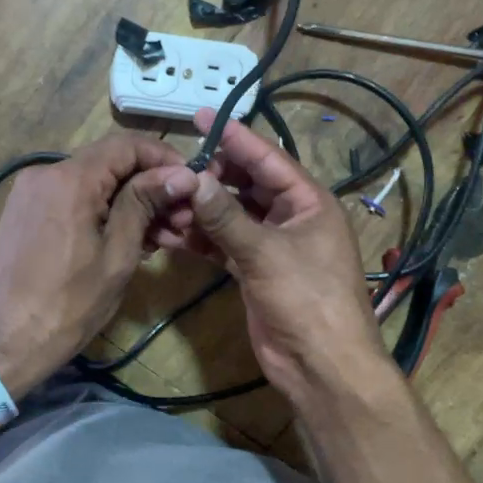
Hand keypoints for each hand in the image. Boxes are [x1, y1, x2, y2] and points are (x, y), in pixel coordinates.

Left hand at [0, 133, 196, 397]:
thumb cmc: (68, 304)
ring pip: (92, 183)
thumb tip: (183, 173)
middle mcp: (45, 173)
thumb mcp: (117, 255)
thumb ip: (144, 205)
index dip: (164, 159)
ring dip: (128, 203)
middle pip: (109, 163)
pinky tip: (127, 240)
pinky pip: (71, 199)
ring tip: (162, 238)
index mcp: (69, 179)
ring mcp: (30, 192)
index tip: (192, 184)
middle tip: (183, 220)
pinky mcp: (24, 212)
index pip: (126, 145)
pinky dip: (101, 212)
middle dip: (149, 186)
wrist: (4, 340)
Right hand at [162, 109, 391, 399]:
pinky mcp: (254, 273)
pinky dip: (199, 240)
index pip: (268, 160)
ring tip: (161, 201)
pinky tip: (168, 232)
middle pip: (246, 186)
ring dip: (199, 211)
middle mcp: (292, 218)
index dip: (236, 137)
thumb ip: (226, 216)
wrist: (320, 365)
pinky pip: (223, 246)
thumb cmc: (306, 299)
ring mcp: (272, 247)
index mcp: (309, 202)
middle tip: (173, 169)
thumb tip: (193, 178)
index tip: (202, 117)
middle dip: (211, 178)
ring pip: (231, 217)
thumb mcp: (265, 252)